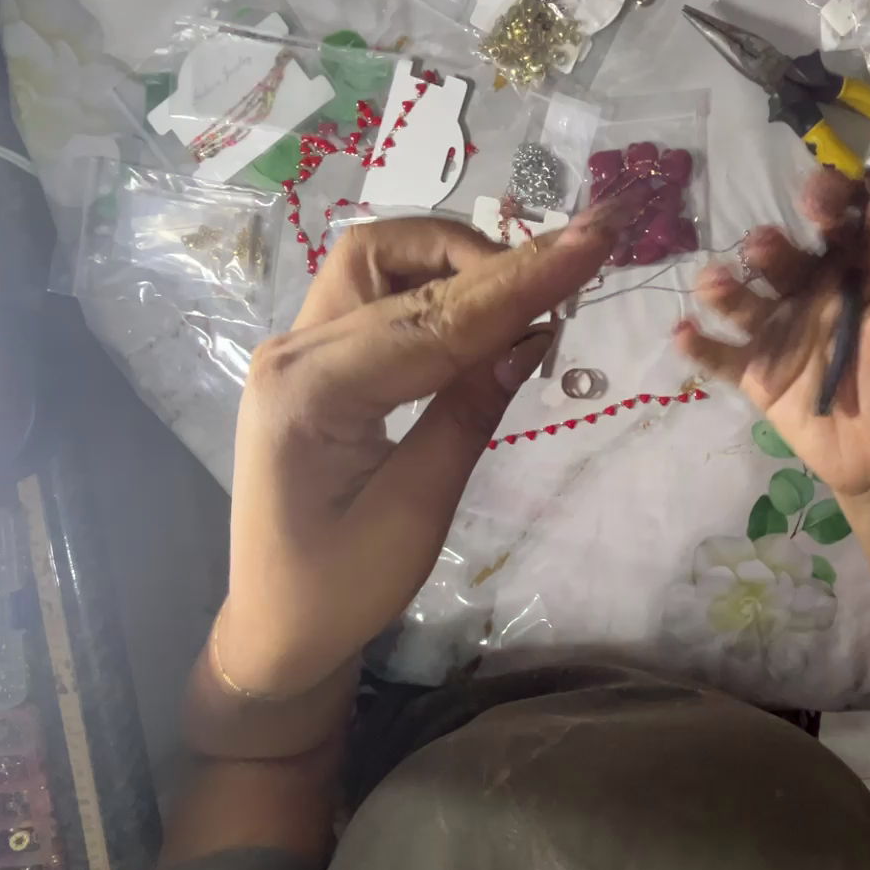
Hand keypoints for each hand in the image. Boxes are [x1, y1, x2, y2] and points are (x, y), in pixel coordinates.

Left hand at [220, 212, 622, 697]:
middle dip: (485, 256)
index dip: (519, 281)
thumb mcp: (417, 510)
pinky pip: (376, 300)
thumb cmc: (342, 588)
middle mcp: (293, 351)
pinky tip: (477, 318)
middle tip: (561, 278)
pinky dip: (433, 292)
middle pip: (391, 258)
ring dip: (453, 263)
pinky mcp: (314, 365)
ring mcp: (297, 352)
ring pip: (378, 264)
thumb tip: (533, 336)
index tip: (592, 242)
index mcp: (311, 392)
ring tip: (521, 299)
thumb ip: (469, 412)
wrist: (277, 626)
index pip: (433, 320)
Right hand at [674, 169, 869, 501]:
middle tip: (764, 250)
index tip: (814, 197)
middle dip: (769, 249)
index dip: (826, 202)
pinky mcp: (757, 375)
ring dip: (724, 289)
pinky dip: (699, 345)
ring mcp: (781, 336)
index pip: (837, 225)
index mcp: (858, 274)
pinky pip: (721, 356)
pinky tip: (682, 332)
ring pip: (743, 302)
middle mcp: (813, 297)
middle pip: (780, 259)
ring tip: (713, 287)